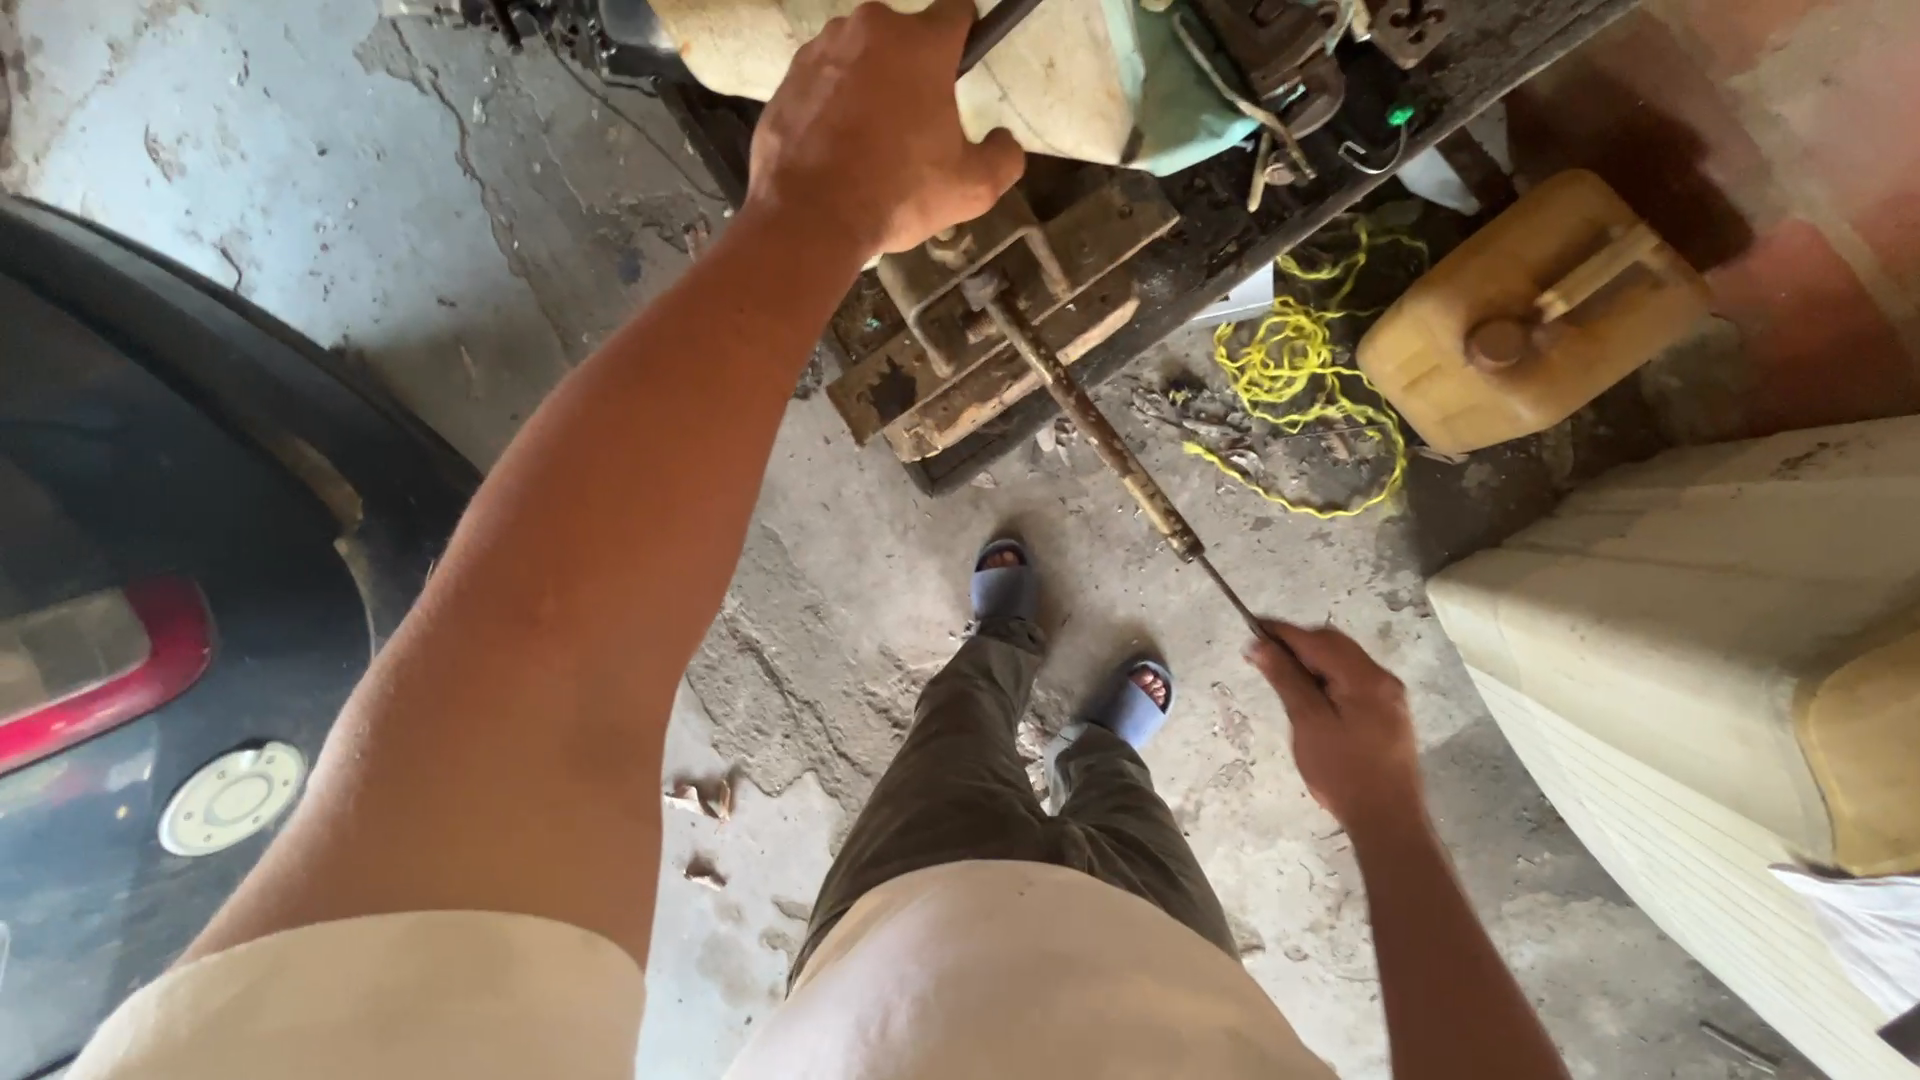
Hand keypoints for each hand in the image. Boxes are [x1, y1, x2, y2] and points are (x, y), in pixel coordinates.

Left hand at [745, 0, 1025, 255]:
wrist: (811, 217)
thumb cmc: (898, 196)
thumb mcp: (972, 189)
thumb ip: (1003, 157)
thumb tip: (1003, 140)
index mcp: (921, 44)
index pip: (957, 10)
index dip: (965, 36)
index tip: (960, 67)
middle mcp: (869, 29)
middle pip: (903, 41)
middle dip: (912, 75)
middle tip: (913, 130)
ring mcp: (821, 50)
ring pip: (859, 60)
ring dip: (870, 89)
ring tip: (869, 146)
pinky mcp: (787, 79)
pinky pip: (822, 85)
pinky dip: (832, 108)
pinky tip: (836, 152)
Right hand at [1245, 621, 1424, 833]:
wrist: (1388, 820)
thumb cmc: (1343, 772)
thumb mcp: (1307, 723)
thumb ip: (1285, 679)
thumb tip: (1260, 644)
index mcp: (1365, 678)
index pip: (1316, 640)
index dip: (1281, 632)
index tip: (1251, 627)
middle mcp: (1382, 679)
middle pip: (1333, 644)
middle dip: (1297, 643)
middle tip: (1263, 655)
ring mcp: (1388, 697)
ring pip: (1343, 661)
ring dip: (1311, 660)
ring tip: (1281, 676)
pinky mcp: (1386, 713)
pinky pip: (1351, 680)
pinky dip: (1325, 677)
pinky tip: (1308, 695)